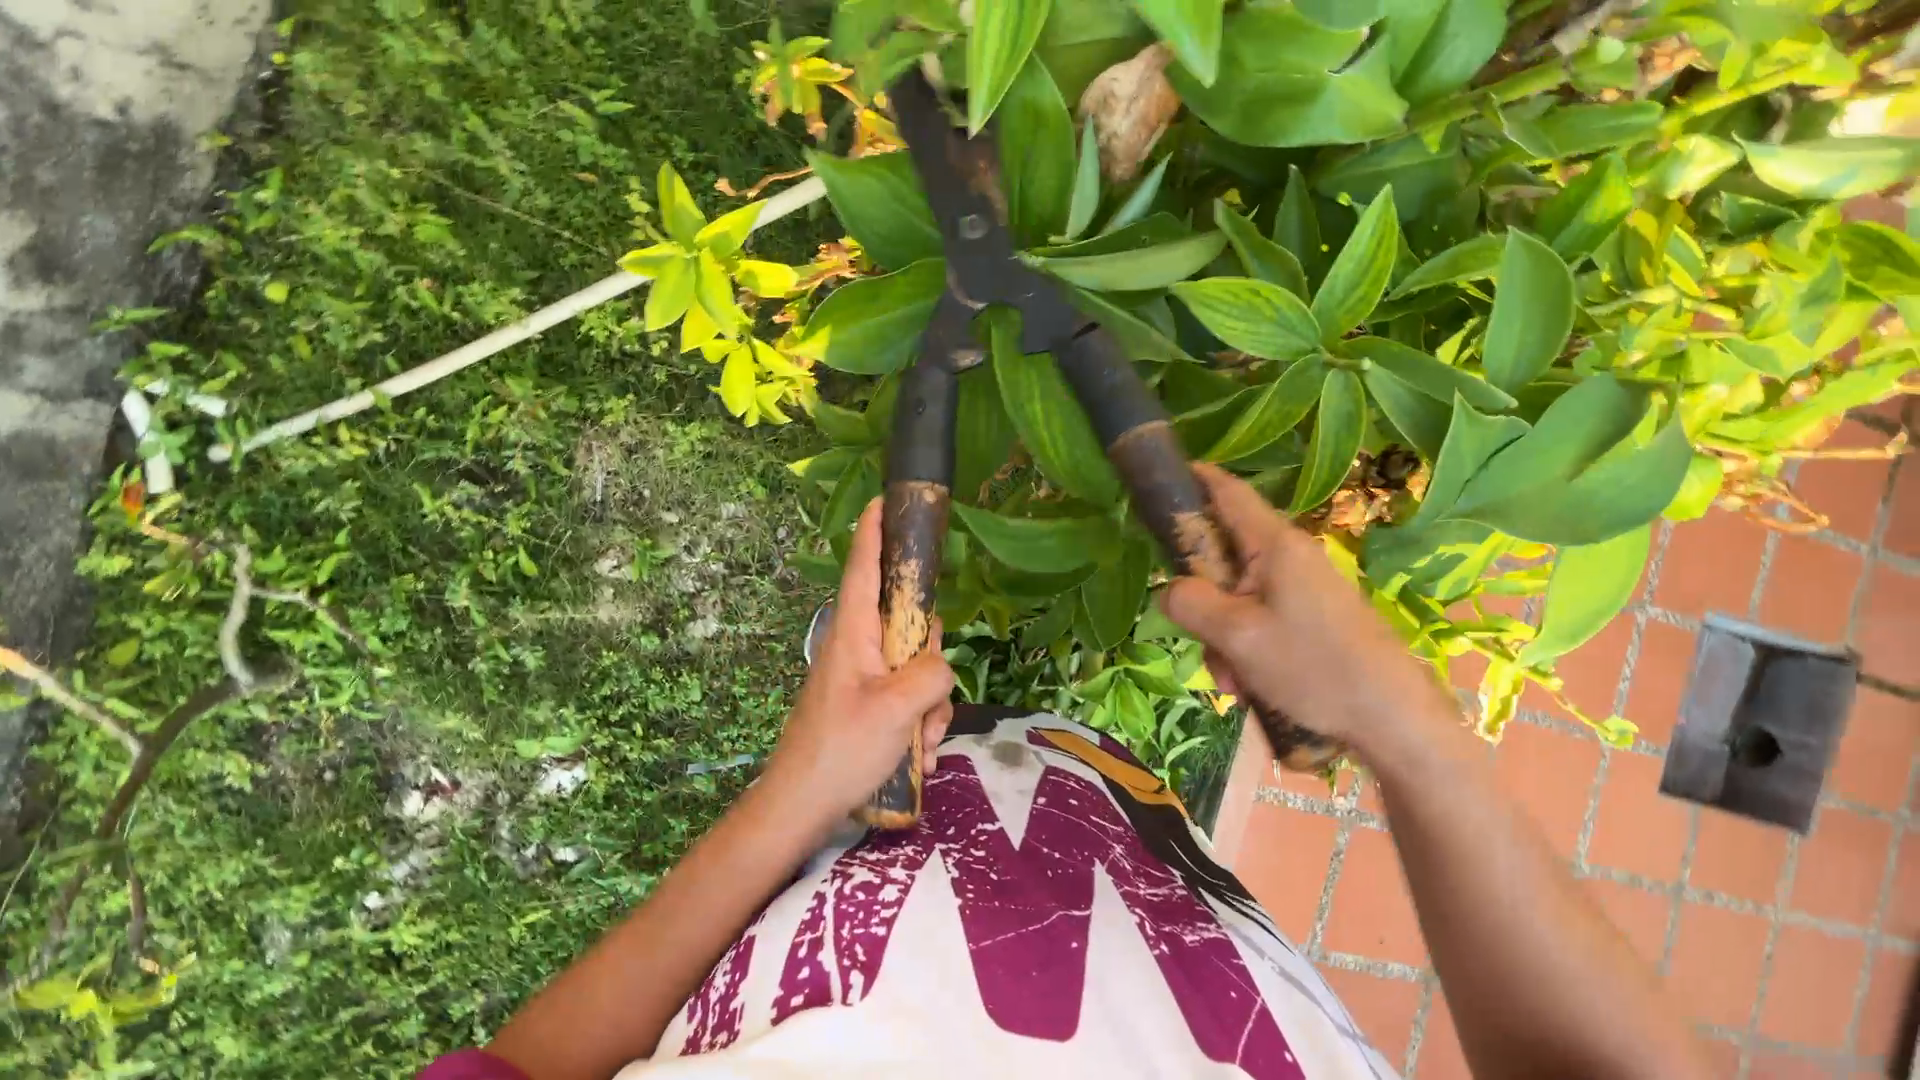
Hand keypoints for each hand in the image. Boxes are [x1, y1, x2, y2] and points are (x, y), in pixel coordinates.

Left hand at [766, 499, 954, 825]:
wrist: (800, 808)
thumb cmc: (841, 750)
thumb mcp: (898, 710)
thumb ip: (931, 673)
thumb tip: (939, 664)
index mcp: (853, 632)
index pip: (863, 566)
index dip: (875, 530)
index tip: (886, 498)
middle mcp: (857, 646)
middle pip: (909, 623)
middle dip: (932, 660)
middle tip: (927, 704)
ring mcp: (862, 678)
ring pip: (916, 668)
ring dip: (929, 706)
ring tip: (918, 744)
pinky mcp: (866, 706)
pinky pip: (907, 700)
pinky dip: (918, 725)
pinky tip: (914, 758)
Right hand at [1158, 465, 1454, 758]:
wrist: (1391, 718)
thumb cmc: (1313, 666)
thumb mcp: (1237, 636)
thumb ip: (1191, 603)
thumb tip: (1169, 588)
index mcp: (1275, 545)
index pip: (1228, 492)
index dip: (1194, 480)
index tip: (1159, 482)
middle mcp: (1290, 557)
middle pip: (1223, 556)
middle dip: (1199, 597)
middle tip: (1196, 636)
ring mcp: (1302, 588)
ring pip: (1236, 598)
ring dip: (1221, 635)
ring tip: (1233, 681)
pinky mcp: (1310, 618)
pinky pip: (1258, 621)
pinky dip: (1244, 649)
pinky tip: (1250, 685)